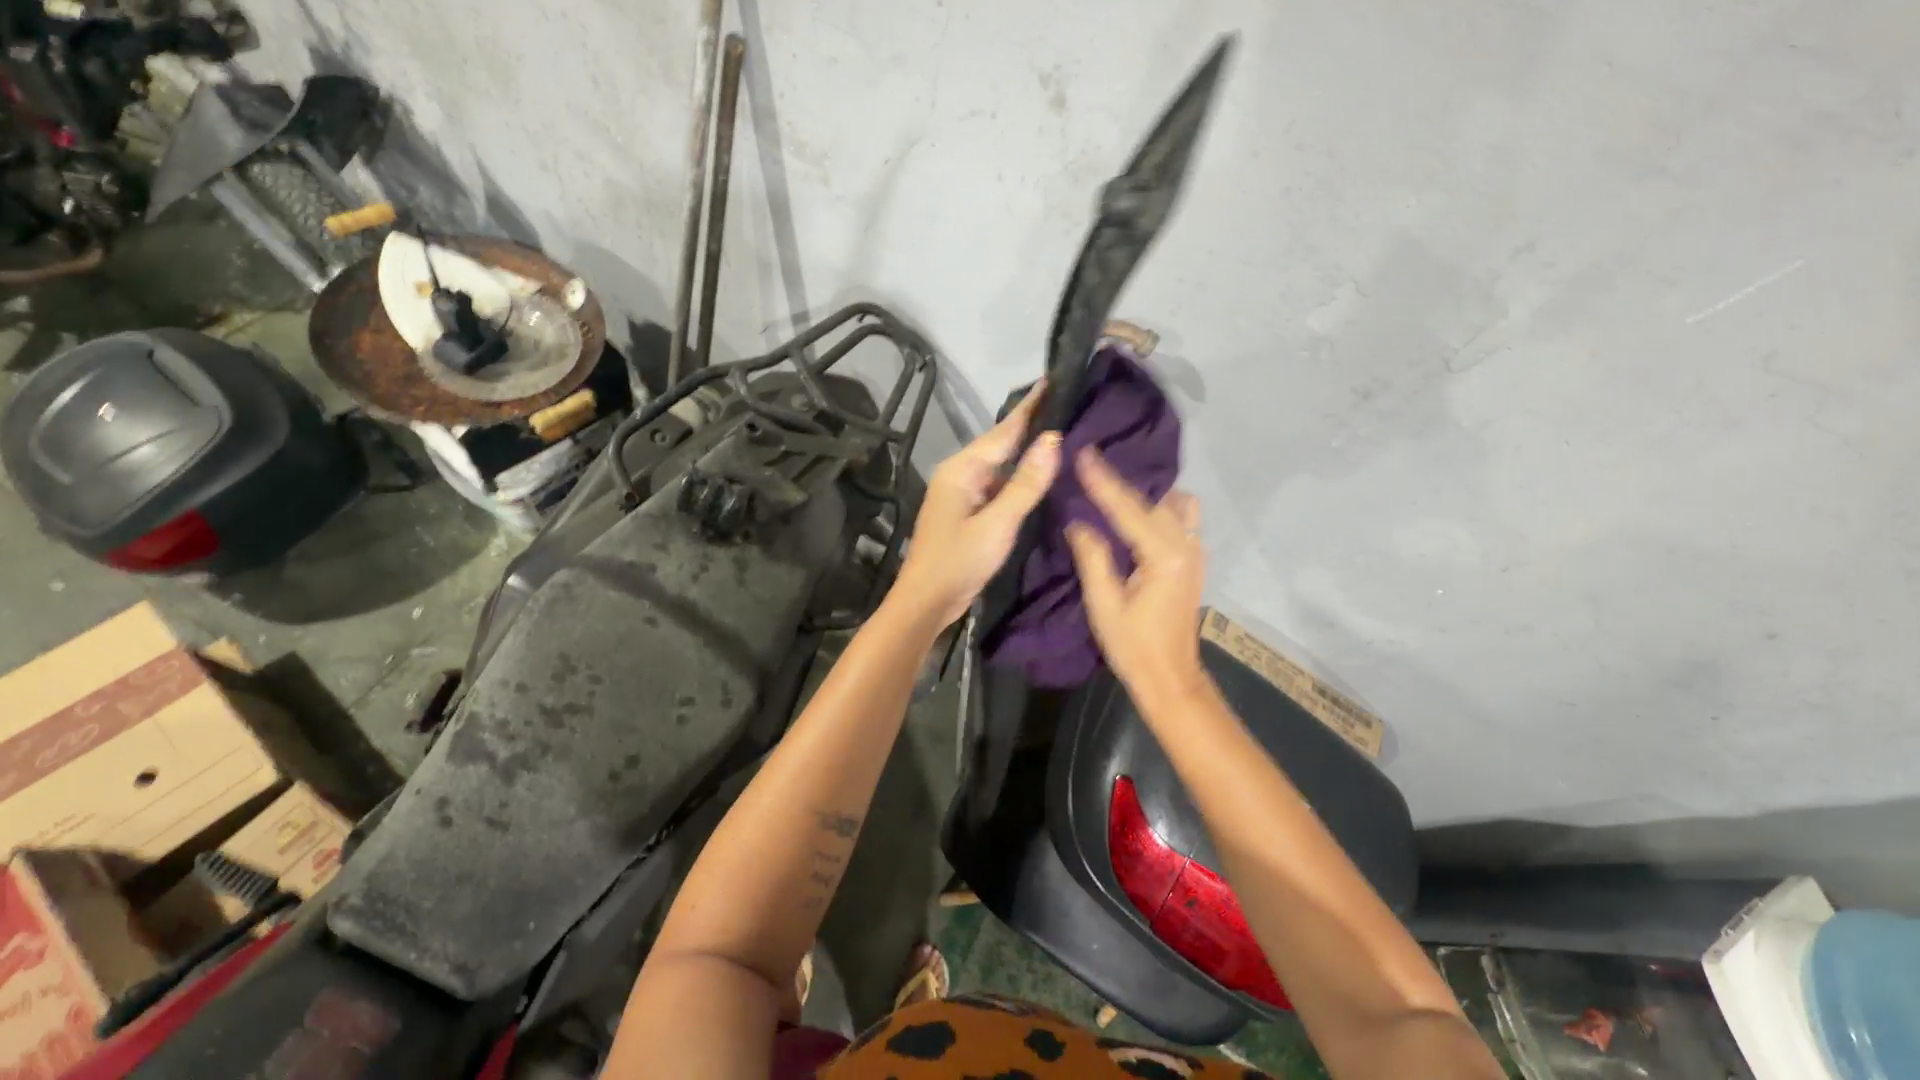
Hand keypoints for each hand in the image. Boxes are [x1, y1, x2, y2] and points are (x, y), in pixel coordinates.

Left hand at [890, 386, 1061, 627]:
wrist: (926, 602)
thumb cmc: (959, 561)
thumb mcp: (998, 523)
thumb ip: (1026, 484)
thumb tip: (1053, 440)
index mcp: (963, 469)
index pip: (1004, 430)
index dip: (1031, 407)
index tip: (1052, 380)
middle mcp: (960, 474)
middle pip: (1001, 444)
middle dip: (1031, 425)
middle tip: (1067, 405)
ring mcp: (962, 494)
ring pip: (1001, 466)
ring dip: (1027, 452)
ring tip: (1062, 434)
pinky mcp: (967, 513)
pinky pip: (998, 486)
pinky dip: (1019, 478)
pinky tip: (1040, 477)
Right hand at [1065, 448, 1208, 705]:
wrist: (1170, 677)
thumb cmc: (1132, 646)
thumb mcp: (1103, 604)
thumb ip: (1093, 557)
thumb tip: (1078, 522)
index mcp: (1162, 555)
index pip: (1127, 508)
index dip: (1102, 480)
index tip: (1084, 452)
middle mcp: (1185, 546)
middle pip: (1153, 501)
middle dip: (1122, 483)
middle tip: (1091, 465)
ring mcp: (1194, 552)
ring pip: (1175, 505)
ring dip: (1146, 494)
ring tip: (1114, 487)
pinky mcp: (1193, 561)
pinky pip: (1181, 520)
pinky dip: (1160, 508)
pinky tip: (1136, 511)